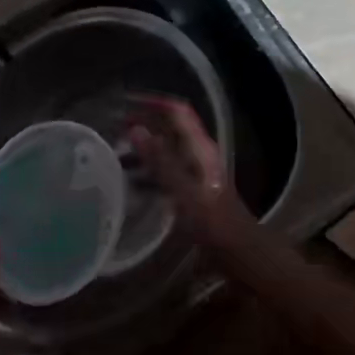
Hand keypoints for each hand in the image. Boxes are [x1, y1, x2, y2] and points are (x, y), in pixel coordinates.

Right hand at [126, 94, 252, 247]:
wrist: (237, 251)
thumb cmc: (213, 221)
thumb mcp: (184, 191)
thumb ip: (161, 160)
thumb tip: (136, 129)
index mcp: (200, 146)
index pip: (177, 111)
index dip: (154, 102)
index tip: (128, 103)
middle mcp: (198, 152)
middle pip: (170, 127)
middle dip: (145, 123)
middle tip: (117, 128)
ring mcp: (196, 171)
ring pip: (167, 148)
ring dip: (145, 147)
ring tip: (118, 152)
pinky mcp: (192, 188)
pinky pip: (166, 169)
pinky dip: (149, 168)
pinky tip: (132, 181)